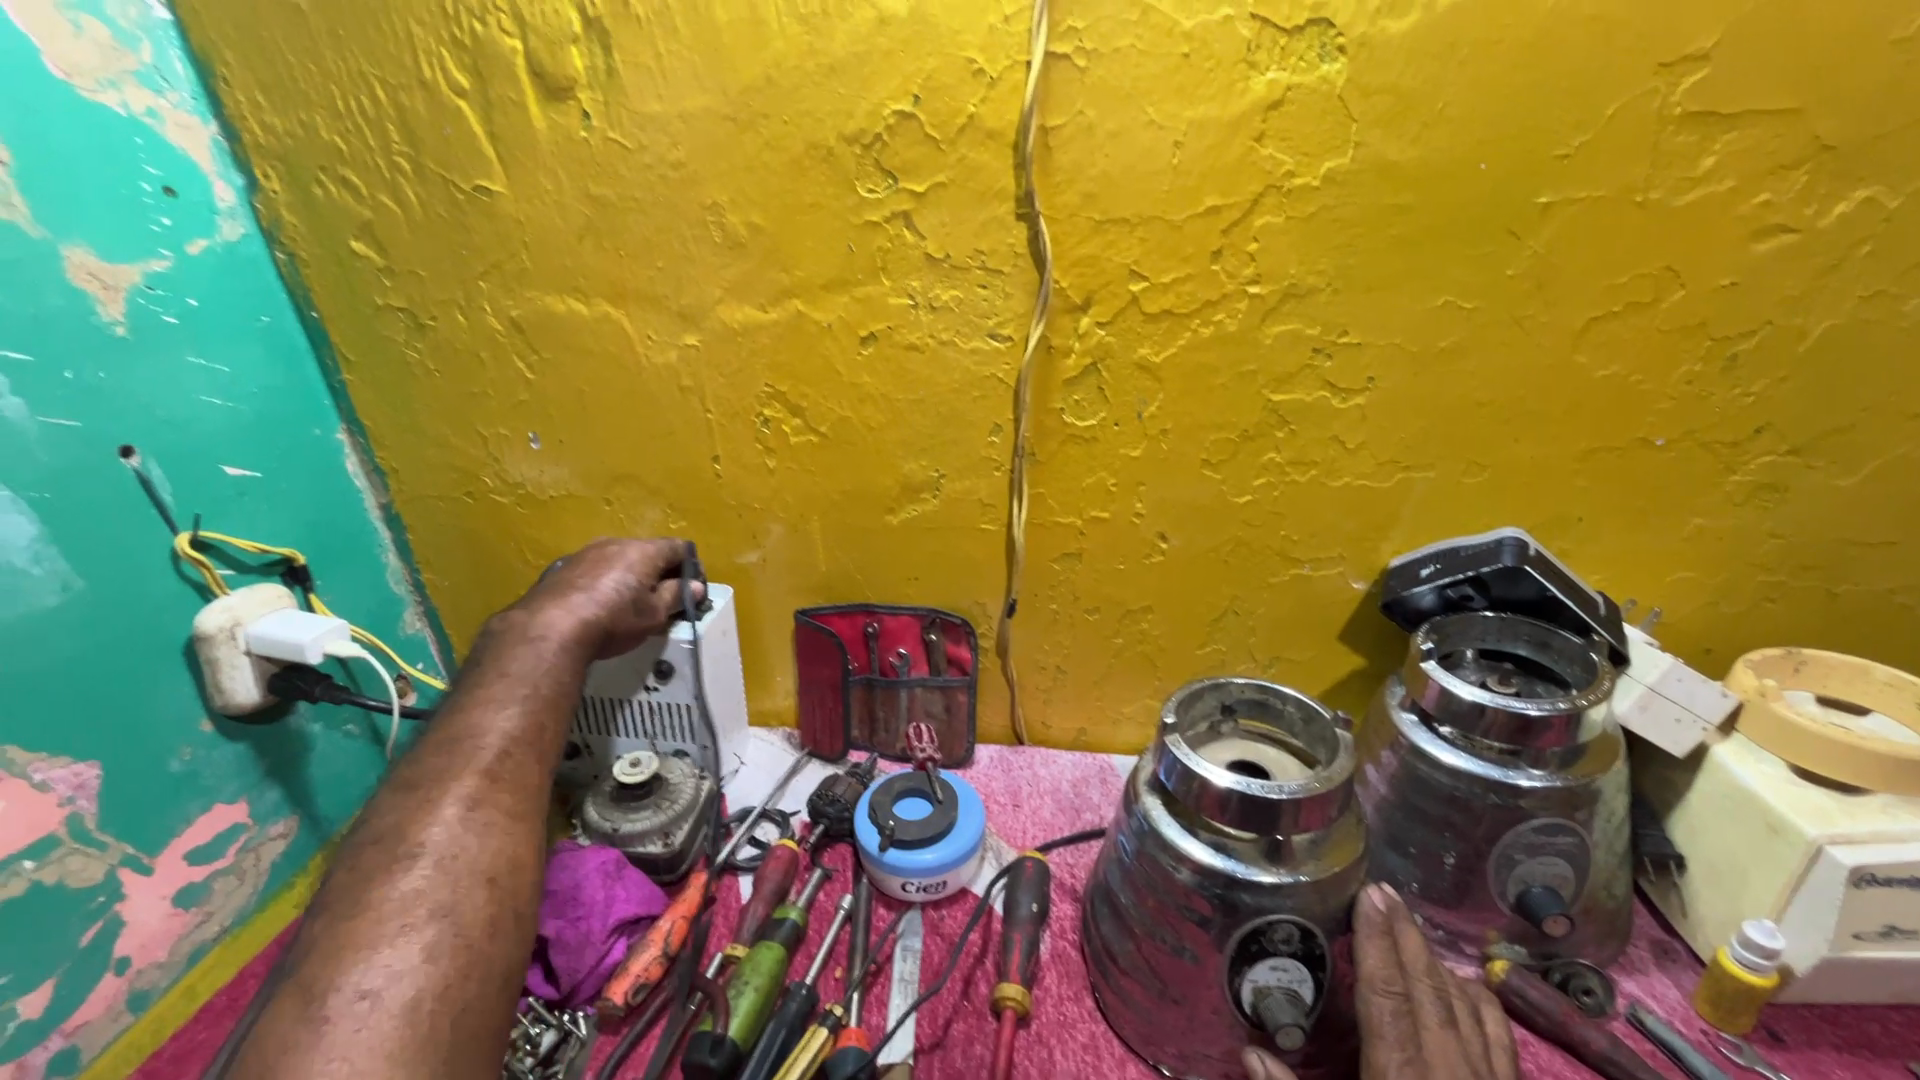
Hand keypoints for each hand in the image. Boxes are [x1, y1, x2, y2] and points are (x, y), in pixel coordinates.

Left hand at [508, 538, 704, 657]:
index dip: (692, 567)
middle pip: (648, 551)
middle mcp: (616, 543)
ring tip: (628, 604)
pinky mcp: (562, 567)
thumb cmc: (613, 620)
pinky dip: (603, 582)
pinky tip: (598, 607)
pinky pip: (594, 569)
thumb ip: (676, 596)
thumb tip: (695, 586)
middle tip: (663, 599)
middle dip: (660, 572)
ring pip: (619, 559)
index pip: (681, 548)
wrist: (548, 630)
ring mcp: (585, 552)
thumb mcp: (653, 615)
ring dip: (629, 576)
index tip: (693, 590)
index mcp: (645, 551)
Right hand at [1241, 883, 1516, 1079]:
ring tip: (1413, 930)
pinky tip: (1468, 987)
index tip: (1370, 896)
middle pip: (1428, 989)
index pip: (1390, 994)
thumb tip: (1251, 1052)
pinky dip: (1480, 1002)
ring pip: (1467, 1007)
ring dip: (1437, 963)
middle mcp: (1451, 1074)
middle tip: (1384, 893)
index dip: (1379, 941)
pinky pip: (1500, 1038)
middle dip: (1406, 937)